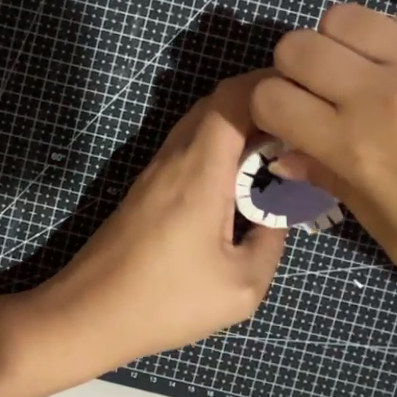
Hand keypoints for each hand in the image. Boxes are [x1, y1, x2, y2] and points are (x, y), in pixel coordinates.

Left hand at [34, 72, 287, 363]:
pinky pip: (188, 150)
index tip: (308, 94)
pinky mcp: (145, 191)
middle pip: (217, 103)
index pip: (233, 97)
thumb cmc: (166, 302)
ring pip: (200, 126)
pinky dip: (220, 148)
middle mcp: (173, 159)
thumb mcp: (242, 287)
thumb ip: (272, 243)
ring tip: (281, 149)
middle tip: (304, 124)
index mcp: (199, 171)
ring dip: (239, 126)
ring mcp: (154, 173)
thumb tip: (279, 217)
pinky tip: (241, 178)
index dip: (271, 83)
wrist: (88, 314)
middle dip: (262, 103)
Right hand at [254, 4, 396, 303]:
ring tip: (367, 75)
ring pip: (344, 16)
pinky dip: (395, 42)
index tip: (284, 127)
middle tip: (319, 98)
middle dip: (291, 71)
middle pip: (295, 44)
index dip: (264, 110)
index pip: (269, 98)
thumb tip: (294, 157)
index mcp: (357, 146)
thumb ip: (341, 191)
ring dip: (338, 44)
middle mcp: (382, 88)